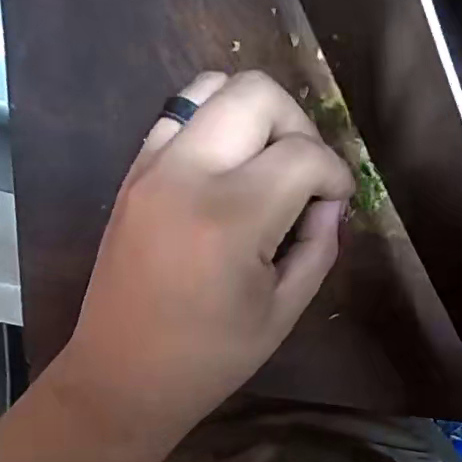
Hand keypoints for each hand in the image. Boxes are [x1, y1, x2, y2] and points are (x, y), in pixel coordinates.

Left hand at [51, 71, 354, 441]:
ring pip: (213, 87)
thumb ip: (318, 248)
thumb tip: (330, 204)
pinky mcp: (133, 172)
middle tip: (307, 175)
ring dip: (255, 115)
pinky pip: (179, 115)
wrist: (124, 375)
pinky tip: (227, 173)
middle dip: (299, 126)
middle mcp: (187, 174)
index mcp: (232, 219)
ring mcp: (152, 166)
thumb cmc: (211, 358)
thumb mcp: (283, 312)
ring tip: (268, 165)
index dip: (335, 175)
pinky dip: (215, 127)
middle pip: (257, 93)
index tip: (338, 202)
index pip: (303, 155)